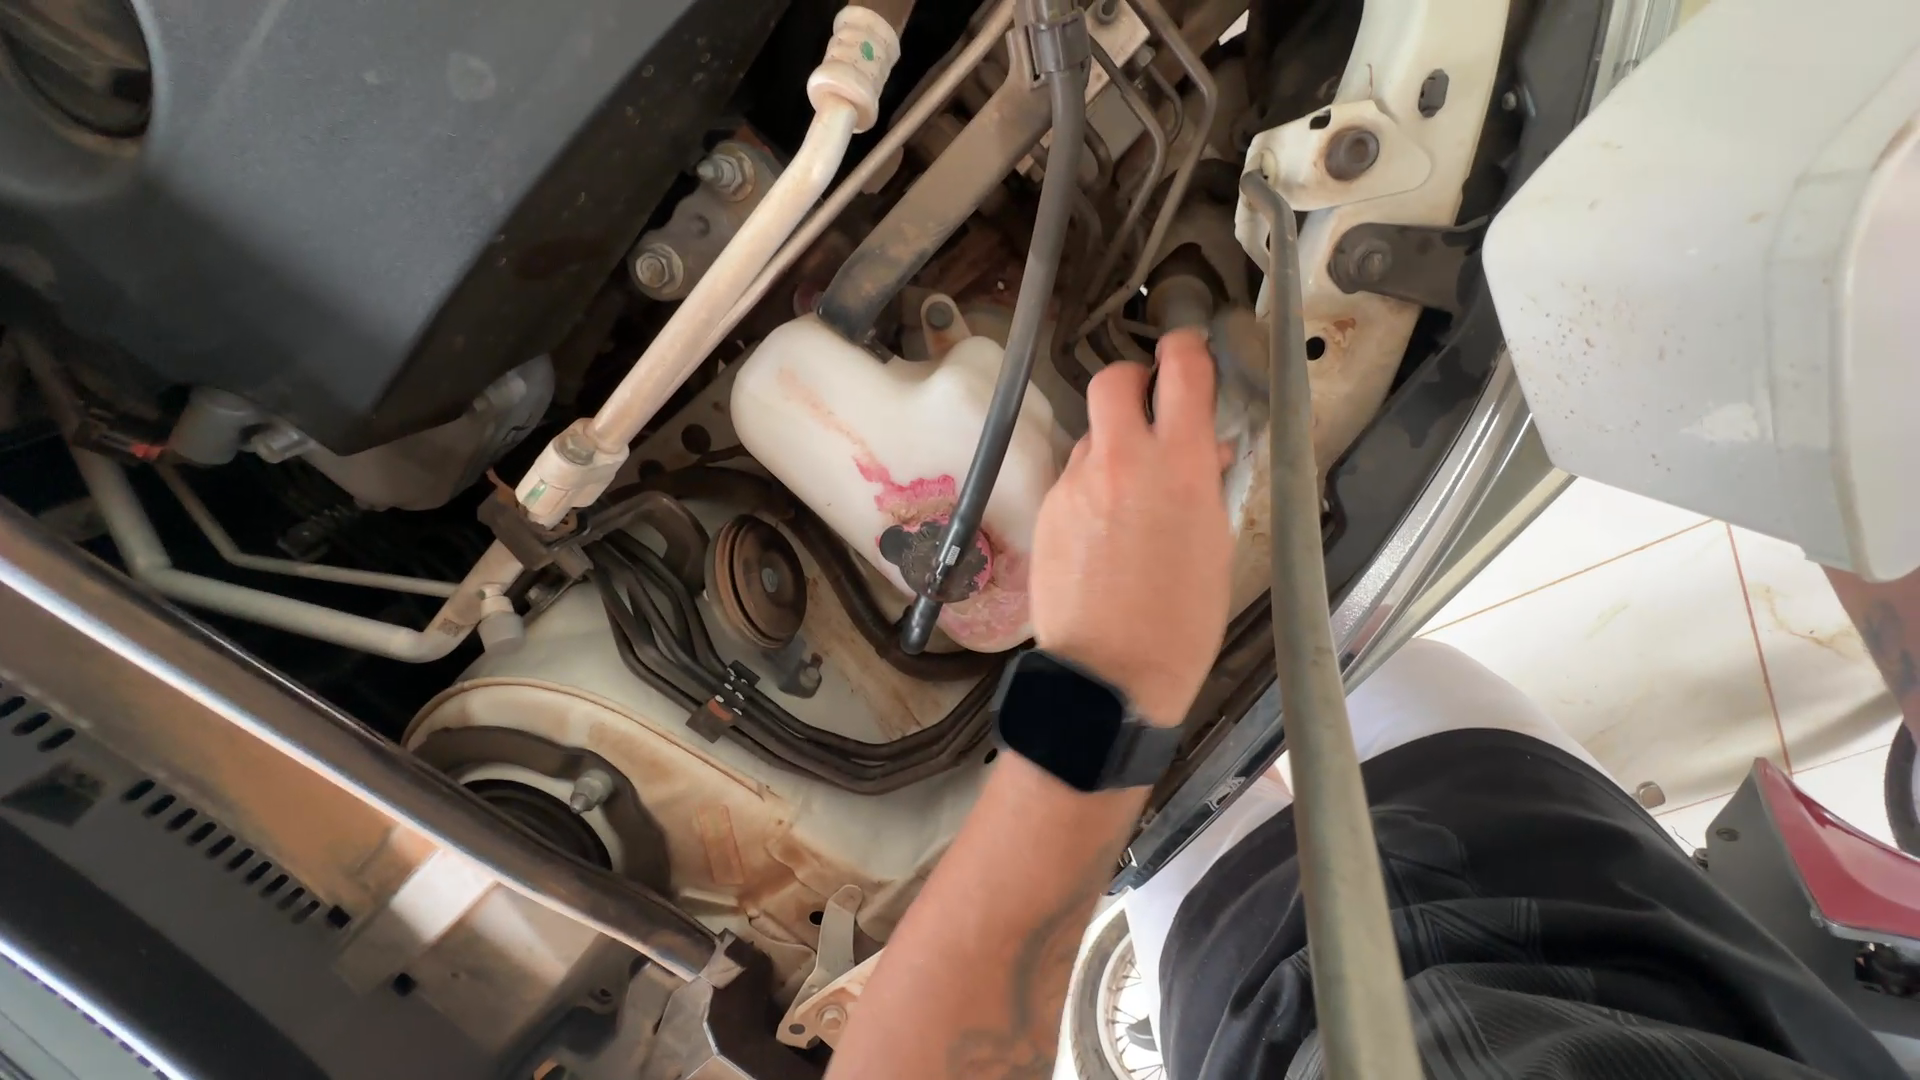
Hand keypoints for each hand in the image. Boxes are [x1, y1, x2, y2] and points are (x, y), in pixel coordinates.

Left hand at [1029, 329, 1233, 726]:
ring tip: (1128, 496)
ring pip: (1090, 438)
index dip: (1185, 348)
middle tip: (1145, 405)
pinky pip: (1071, 479)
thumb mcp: (1215, 546)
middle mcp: (1121, 463)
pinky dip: (1089, 487)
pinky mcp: (1048, 511)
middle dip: (1132, 382)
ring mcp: (1076, 485)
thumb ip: (1204, 485)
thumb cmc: (1180, 622)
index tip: (1185, 348)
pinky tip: (1101, 529)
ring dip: (1111, 449)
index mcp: (1179, 466)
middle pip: (1113, 380)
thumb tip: (1201, 451)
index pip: (1181, 370)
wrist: (1111, 672)